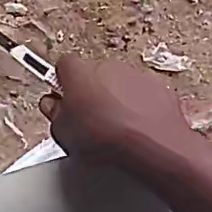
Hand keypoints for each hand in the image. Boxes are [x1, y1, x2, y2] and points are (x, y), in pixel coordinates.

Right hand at [39, 55, 201, 164]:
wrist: (151, 146)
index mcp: (79, 73)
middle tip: (87, 122)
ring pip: (120, 86)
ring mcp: (136, 76)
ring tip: (114, 132)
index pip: (64, 66)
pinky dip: (140, 110)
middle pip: (94, 75)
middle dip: (91, 95)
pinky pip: (143, 97)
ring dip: (116, 103)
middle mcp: (109, 67)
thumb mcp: (63, 132)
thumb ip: (54, 113)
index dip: (62, 84)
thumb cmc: (106, 138)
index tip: (61, 99)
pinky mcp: (159, 89)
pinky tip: (135, 133)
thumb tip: (52, 106)